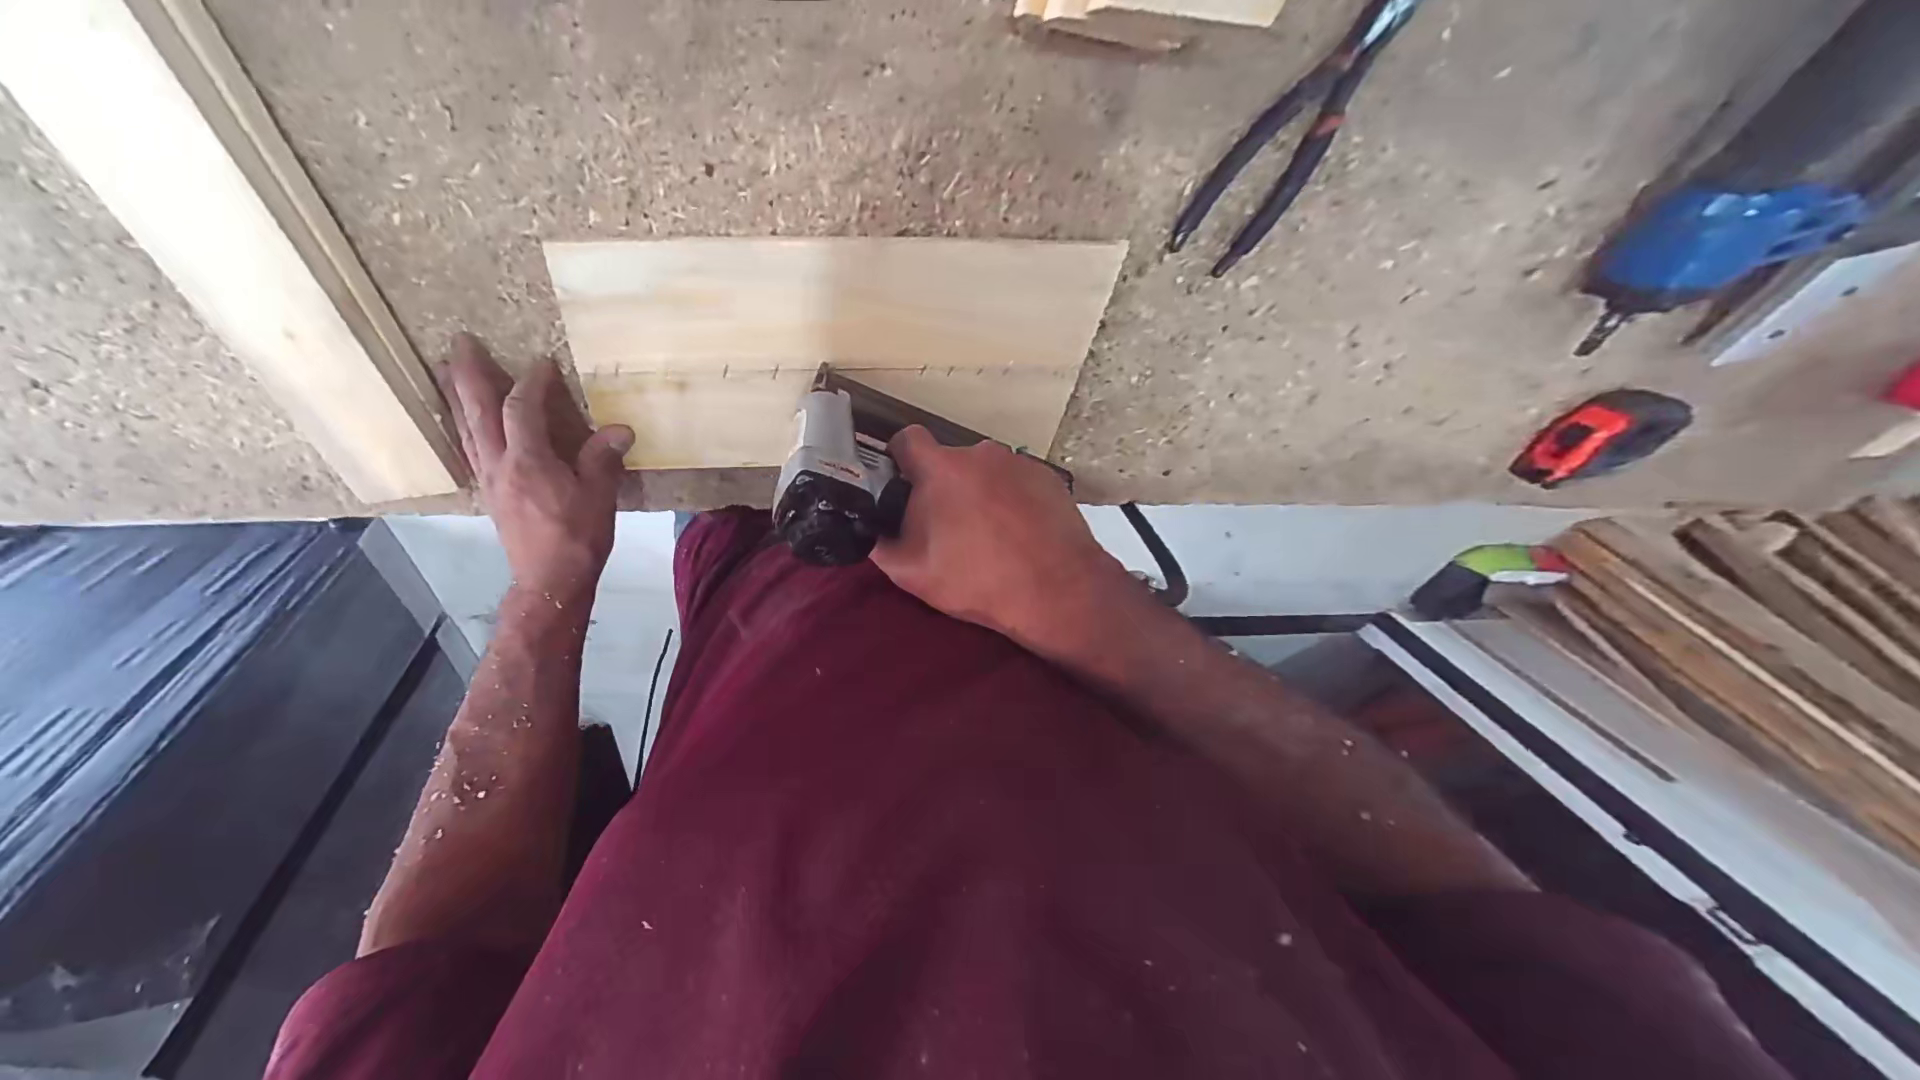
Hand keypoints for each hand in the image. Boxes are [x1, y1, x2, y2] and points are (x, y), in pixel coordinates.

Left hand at [436, 333, 633, 598]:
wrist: (549, 579)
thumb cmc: (578, 537)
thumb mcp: (598, 496)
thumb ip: (602, 458)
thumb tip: (620, 428)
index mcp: (528, 461)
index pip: (522, 409)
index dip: (532, 382)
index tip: (543, 362)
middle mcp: (499, 464)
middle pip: (477, 411)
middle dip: (469, 374)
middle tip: (460, 342)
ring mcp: (490, 479)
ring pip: (465, 429)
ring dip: (457, 396)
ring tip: (449, 371)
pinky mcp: (491, 494)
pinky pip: (470, 449)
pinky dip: (464, 426)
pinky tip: (466, 423)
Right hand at [870, 427, 1132, 646]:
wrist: (1057, 591)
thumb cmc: (979, 581)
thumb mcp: (913, 574)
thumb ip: (882, 544)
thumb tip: (872, 528)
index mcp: (941, 469)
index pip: (907, 439)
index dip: (899, 459)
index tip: (903, 484)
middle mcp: (980, 454)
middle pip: (948, 463)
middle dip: (944, 488)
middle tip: (950, 528)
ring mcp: (1018, 462)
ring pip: (984, 473)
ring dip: (980, 494)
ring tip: (990, 535)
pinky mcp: (1047, 476)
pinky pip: (1016, 481)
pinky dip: (1012, 499)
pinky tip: (1019, 532)